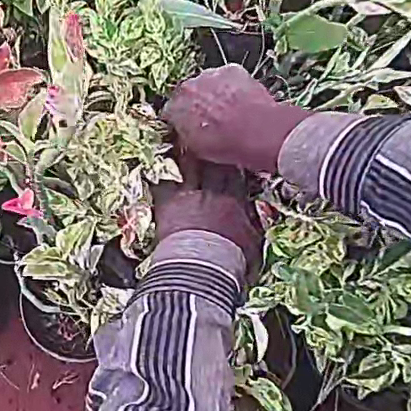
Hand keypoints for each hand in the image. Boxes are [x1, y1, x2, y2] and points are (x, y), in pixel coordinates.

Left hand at [155, 156, 262, 281]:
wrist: (201, 268)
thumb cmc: (230, 262)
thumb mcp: (252, 245)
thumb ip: (252, 226)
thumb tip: (254, 222)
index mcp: (233, 201)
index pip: (235, 175)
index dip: (232, 164)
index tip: (230, 156)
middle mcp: (210, 194)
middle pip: (211, 166)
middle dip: (209, 154)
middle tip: (206, 142)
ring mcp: (187, 197)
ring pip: (187, 168)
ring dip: (186, 158)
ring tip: (182, 146)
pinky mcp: (166, 205)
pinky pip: (161, 185)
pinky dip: (159, 179)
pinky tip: (156, 174)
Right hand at [164, 65, 312, 174]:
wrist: (259, 131)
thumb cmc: (229, 144)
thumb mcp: (198, 150)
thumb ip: (185, 137)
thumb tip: (185, 136)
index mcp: (175, 109)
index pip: (170, 111)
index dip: (181, 120)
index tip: (190, 126)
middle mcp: (188, 88)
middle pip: (187, 93)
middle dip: (196, 104)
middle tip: (211, 119)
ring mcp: (209, 76)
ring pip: (207, 82)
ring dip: (214, 93)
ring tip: (229, 110)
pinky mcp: (230, 69)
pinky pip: (226, 76)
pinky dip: (232, 85)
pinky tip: (241, 100)